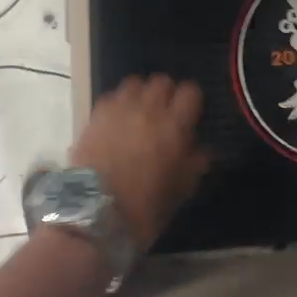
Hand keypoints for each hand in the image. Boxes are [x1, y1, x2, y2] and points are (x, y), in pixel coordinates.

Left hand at [71, 75, 209, 248]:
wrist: (93, 215)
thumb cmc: (143, 209)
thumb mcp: (179, 192)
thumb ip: (194, 164)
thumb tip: (202, 150)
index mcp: (174, 127)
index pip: (190, 91)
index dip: (191, 101)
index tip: (189, 115)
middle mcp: (148, 109)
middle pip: (162, 81)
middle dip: (166, 94)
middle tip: (164, 114)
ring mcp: (120, 108)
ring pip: (136, 83)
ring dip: (141, 95)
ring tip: (139, 114)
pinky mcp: (97, 114)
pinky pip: (113, 96)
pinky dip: (119, 104)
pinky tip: (117, 121)